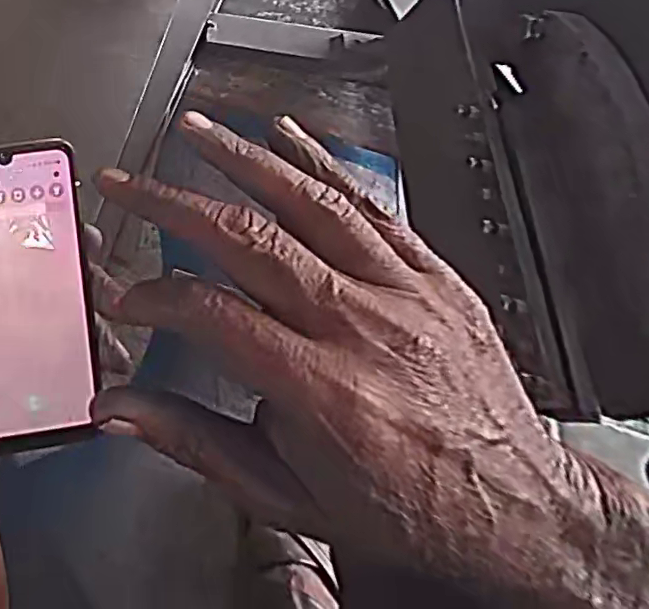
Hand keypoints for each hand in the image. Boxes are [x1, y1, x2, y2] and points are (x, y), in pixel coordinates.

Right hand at [89, 112, 597, 593]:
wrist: (528, 519)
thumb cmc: (407, 512)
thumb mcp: (287, 495)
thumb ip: (192, 442)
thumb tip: (120, 411)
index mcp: (321, 389)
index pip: (210, 312)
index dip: (152, 297)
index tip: (125, 298)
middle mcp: (360, 327)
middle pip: (246, 239)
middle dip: (169, 202)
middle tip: (124, 183)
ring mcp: (401, 292)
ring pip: (305, 200)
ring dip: (238, 157)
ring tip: (191, 129)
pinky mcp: (431, 275)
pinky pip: (370, 202)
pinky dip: (320, 159)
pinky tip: (281, 131)